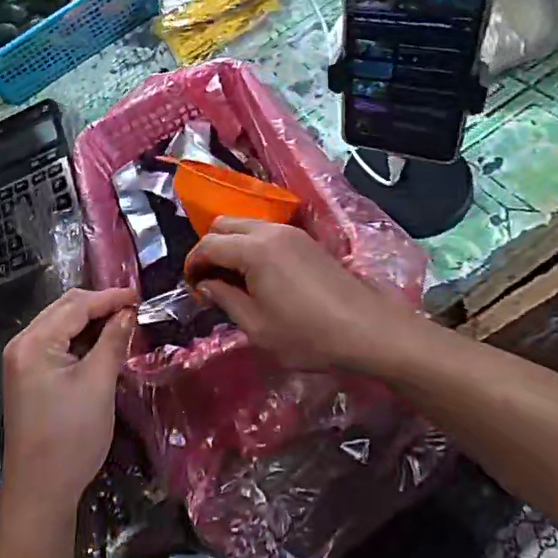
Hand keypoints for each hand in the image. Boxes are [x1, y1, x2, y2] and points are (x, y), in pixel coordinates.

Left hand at [0, 288, 135, 512]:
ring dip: (90, 321)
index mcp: (35, 342)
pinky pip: (56, 343)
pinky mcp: (28, 376)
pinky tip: (101, 342)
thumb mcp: (99, 383)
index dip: (109, 297)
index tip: (139, 296)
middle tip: (133, 307)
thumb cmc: (71, 436)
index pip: (76, 305)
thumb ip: (113, 341)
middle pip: (64, 309)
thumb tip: (127, 312)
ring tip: (122, 321)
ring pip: (60, 324)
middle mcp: (22, 344)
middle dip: (99, 305)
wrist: (40, 491)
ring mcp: (22, 361)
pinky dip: (80, 338)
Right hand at [184, 218, 431, 372]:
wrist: (366, 329)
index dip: (193, 263)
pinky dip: (251, 244)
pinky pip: (266, 232)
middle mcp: (270, 230)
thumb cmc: (307, 334)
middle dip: (209, 247)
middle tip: (208, 279)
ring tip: (231, 279)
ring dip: (231, 244)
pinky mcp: (306, 240)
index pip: (208, 244)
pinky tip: (256, 275)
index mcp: (253, 249)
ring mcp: (291, 232)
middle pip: (225, 223)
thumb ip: (225, 299)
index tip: (191, 286)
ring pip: (246, 224)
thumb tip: (206, 284)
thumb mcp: (257, 326)